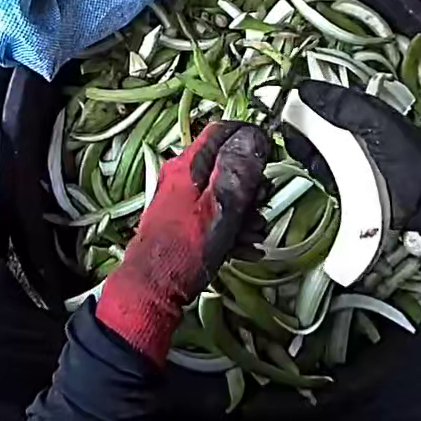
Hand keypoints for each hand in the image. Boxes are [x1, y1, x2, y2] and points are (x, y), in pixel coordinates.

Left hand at [96, 121, 266, 360]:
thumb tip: (254, 135)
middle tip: (262, 204)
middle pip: (226, 162)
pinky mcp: (180, 219)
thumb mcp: (222, 205)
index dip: (250, 138)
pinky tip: (242, 246)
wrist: (151, 290)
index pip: (224, 130)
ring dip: (244, 209)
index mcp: (189, 163)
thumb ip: (239, 169)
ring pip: (222, 190)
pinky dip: (230, 225)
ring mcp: (179, 197)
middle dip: (250, 184)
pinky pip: (213, 211)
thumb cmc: (185, 250)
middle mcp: (181, 174)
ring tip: (254, 233)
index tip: (269, 156)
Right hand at [294, 80, 420, 279]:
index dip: (309, 98)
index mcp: (366, 113)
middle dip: (301, 122)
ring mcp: (350, 160)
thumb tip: (305, 88)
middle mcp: (355, 134)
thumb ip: (343, 105)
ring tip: (293, 139)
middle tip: (285, 121)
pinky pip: (321, 171)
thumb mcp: (376, 122)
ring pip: (316, 148)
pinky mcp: (344, 184)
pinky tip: (308, 161)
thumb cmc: (408, 158)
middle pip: (319, 124)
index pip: (330, 99)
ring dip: (303, 144)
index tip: (288, 97)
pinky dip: (312, 166)